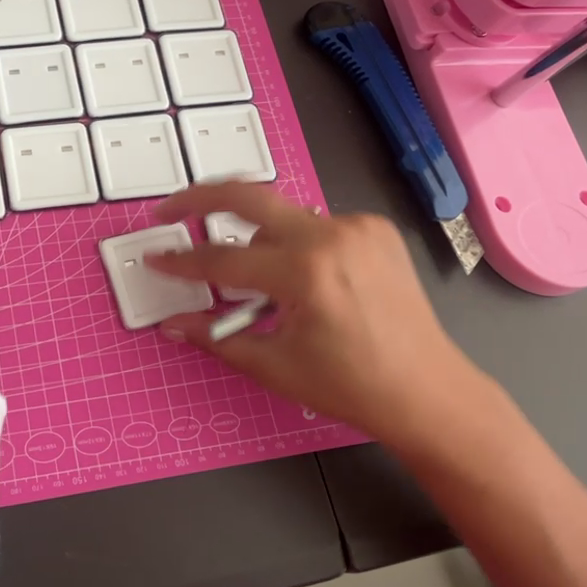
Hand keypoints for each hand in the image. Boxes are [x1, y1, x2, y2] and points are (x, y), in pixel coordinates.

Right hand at [145, 182, 481, 444]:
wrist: (428, 391)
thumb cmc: (354, 386)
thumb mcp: (273, 365)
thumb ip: (215, 336)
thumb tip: (174, 323)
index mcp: (304, 273)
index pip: (222, 259)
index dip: (182, 261)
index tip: (158, 258)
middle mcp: (331, 237)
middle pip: (247, 196)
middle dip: (200, 197)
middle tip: (172, 207)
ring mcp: (357, 227)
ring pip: (284, 215)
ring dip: (258, 235)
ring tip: (258, 277)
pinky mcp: (375, 229)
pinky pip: (316, 224)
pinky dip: (298, 243)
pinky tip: (304, 278)